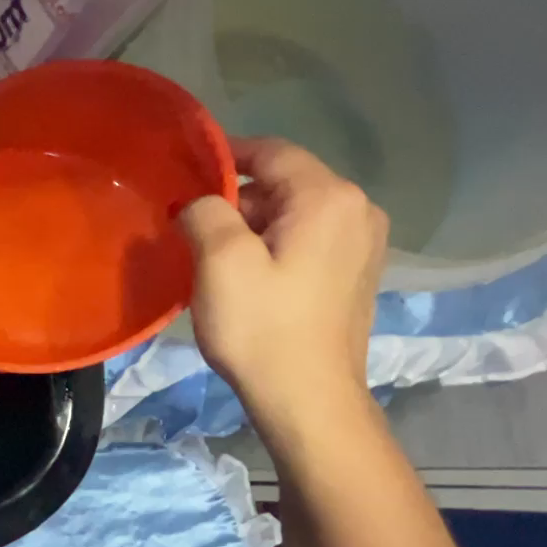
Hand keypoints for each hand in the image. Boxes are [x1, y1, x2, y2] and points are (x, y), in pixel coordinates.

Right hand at [178, 137, 388, 424]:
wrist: (306, 394)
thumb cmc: (261, 326)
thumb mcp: (220, 263)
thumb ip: (206, 213)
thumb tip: (197, 202)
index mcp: (328, 198)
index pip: (274, 152)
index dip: (227, 154)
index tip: (184, 169)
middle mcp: (357, 209)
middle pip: (285, 183)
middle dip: (235, 198)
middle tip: (187, 225)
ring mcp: (362, 243)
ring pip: (294, 214)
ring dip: (250, 225)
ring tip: (208, 254)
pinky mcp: (354, 273)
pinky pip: (306, 239)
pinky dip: (272, 245)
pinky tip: (244, 275)